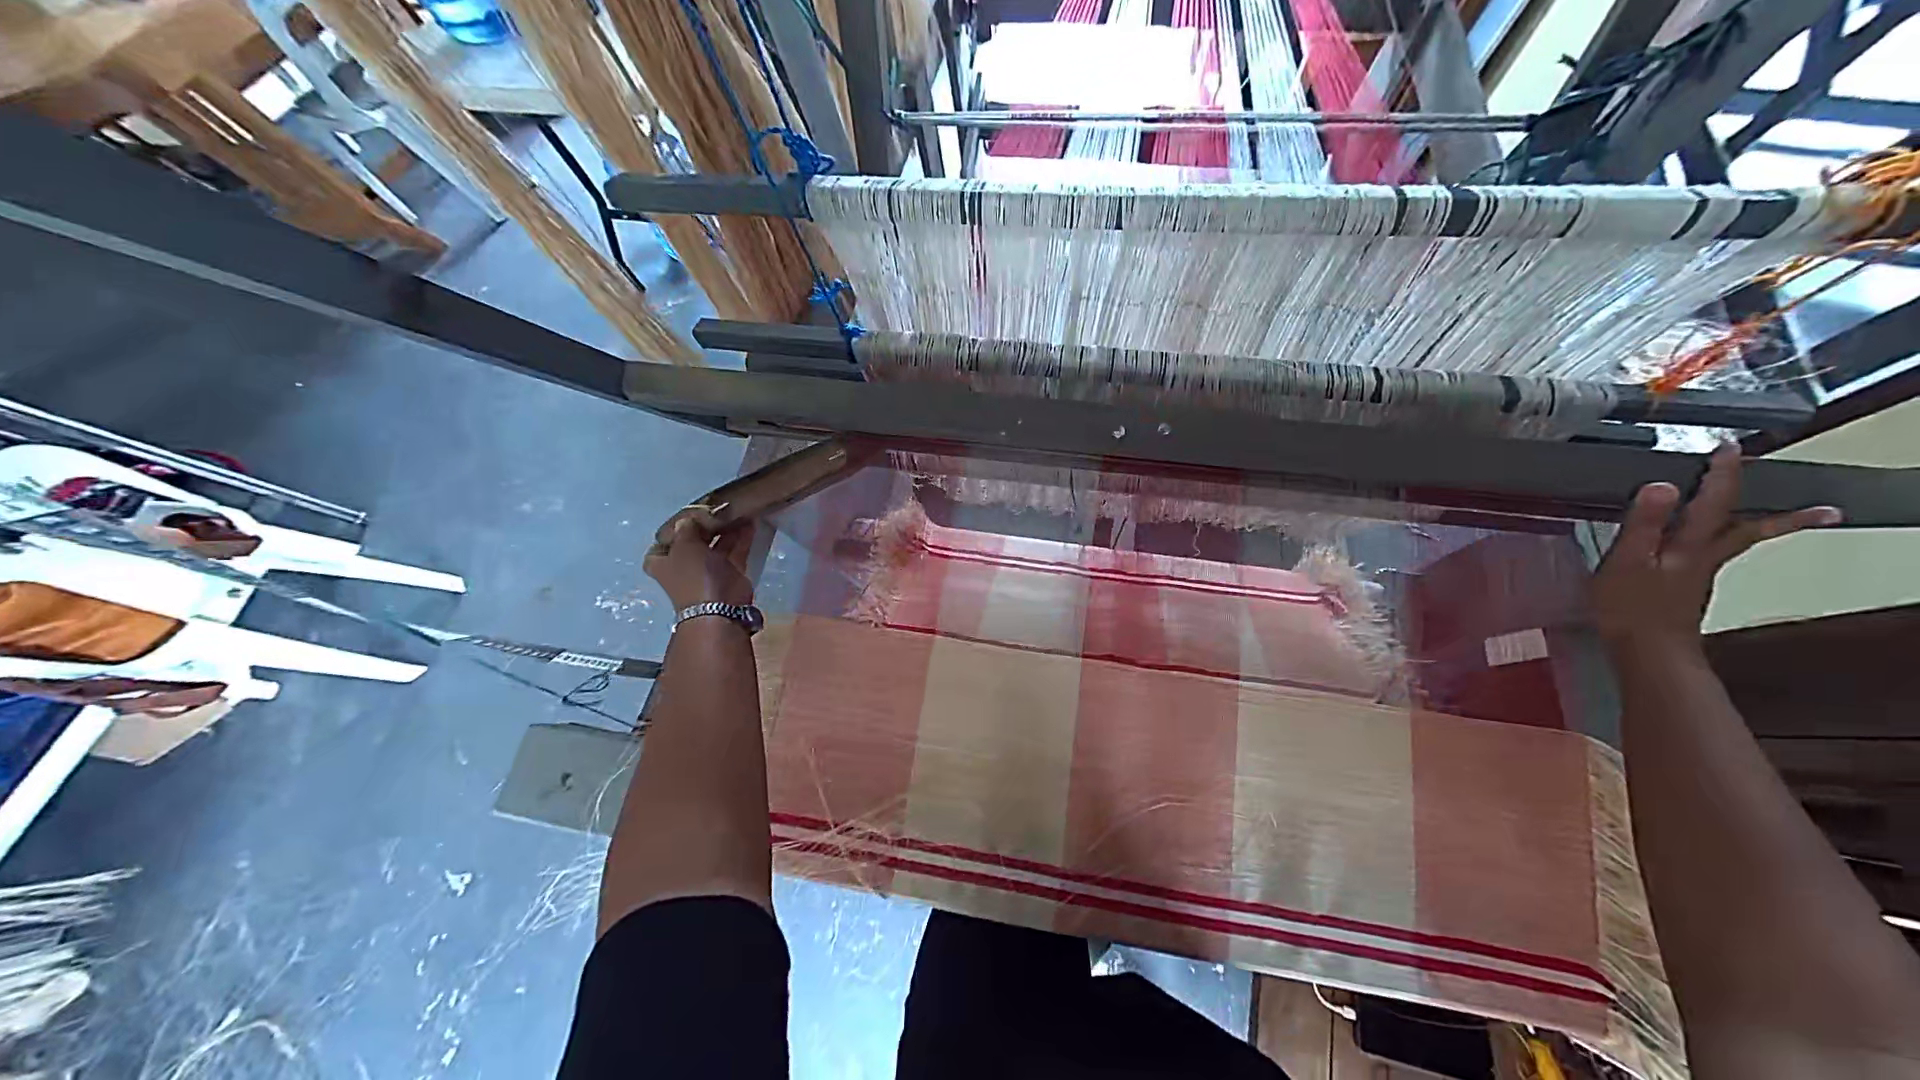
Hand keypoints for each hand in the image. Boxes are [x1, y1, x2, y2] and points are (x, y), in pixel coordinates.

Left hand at [645, 510, 754, 611]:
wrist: (719, 608)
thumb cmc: (694, 576)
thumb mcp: (684, 547)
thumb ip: (685, 530)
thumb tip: (686, 521)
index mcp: (662, 563)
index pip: (662, 543)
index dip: (673, 530)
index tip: (687, 516)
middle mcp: (683, 566)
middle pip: (693, 542)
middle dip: (705, 526)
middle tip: (717, 507)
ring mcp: (708, 571)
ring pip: (716, 545)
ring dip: (726, 530)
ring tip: (737, 510)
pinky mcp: (730, 574)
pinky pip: (735, 551)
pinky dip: (741, 538)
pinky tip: (750, 521)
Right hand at [1592, 445, 1839, 651]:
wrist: (1649, 651)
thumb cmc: (1631, 606)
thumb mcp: (1626, 562)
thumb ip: (1643, 524)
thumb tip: (1662, 485)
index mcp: (1691, 545)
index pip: (1712, 501)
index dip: (1721, 473)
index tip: (1730, 447)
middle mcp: (1705, 556)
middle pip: (1748, 528)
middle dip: (1784, 517)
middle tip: (1825, 510)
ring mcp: (1700, 574)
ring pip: (1738, 543)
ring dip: (1766, 530)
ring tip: (1797, 523)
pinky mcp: (1688, 588)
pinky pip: (1713, 555)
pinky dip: (1725, 545)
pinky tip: (1711, 549)